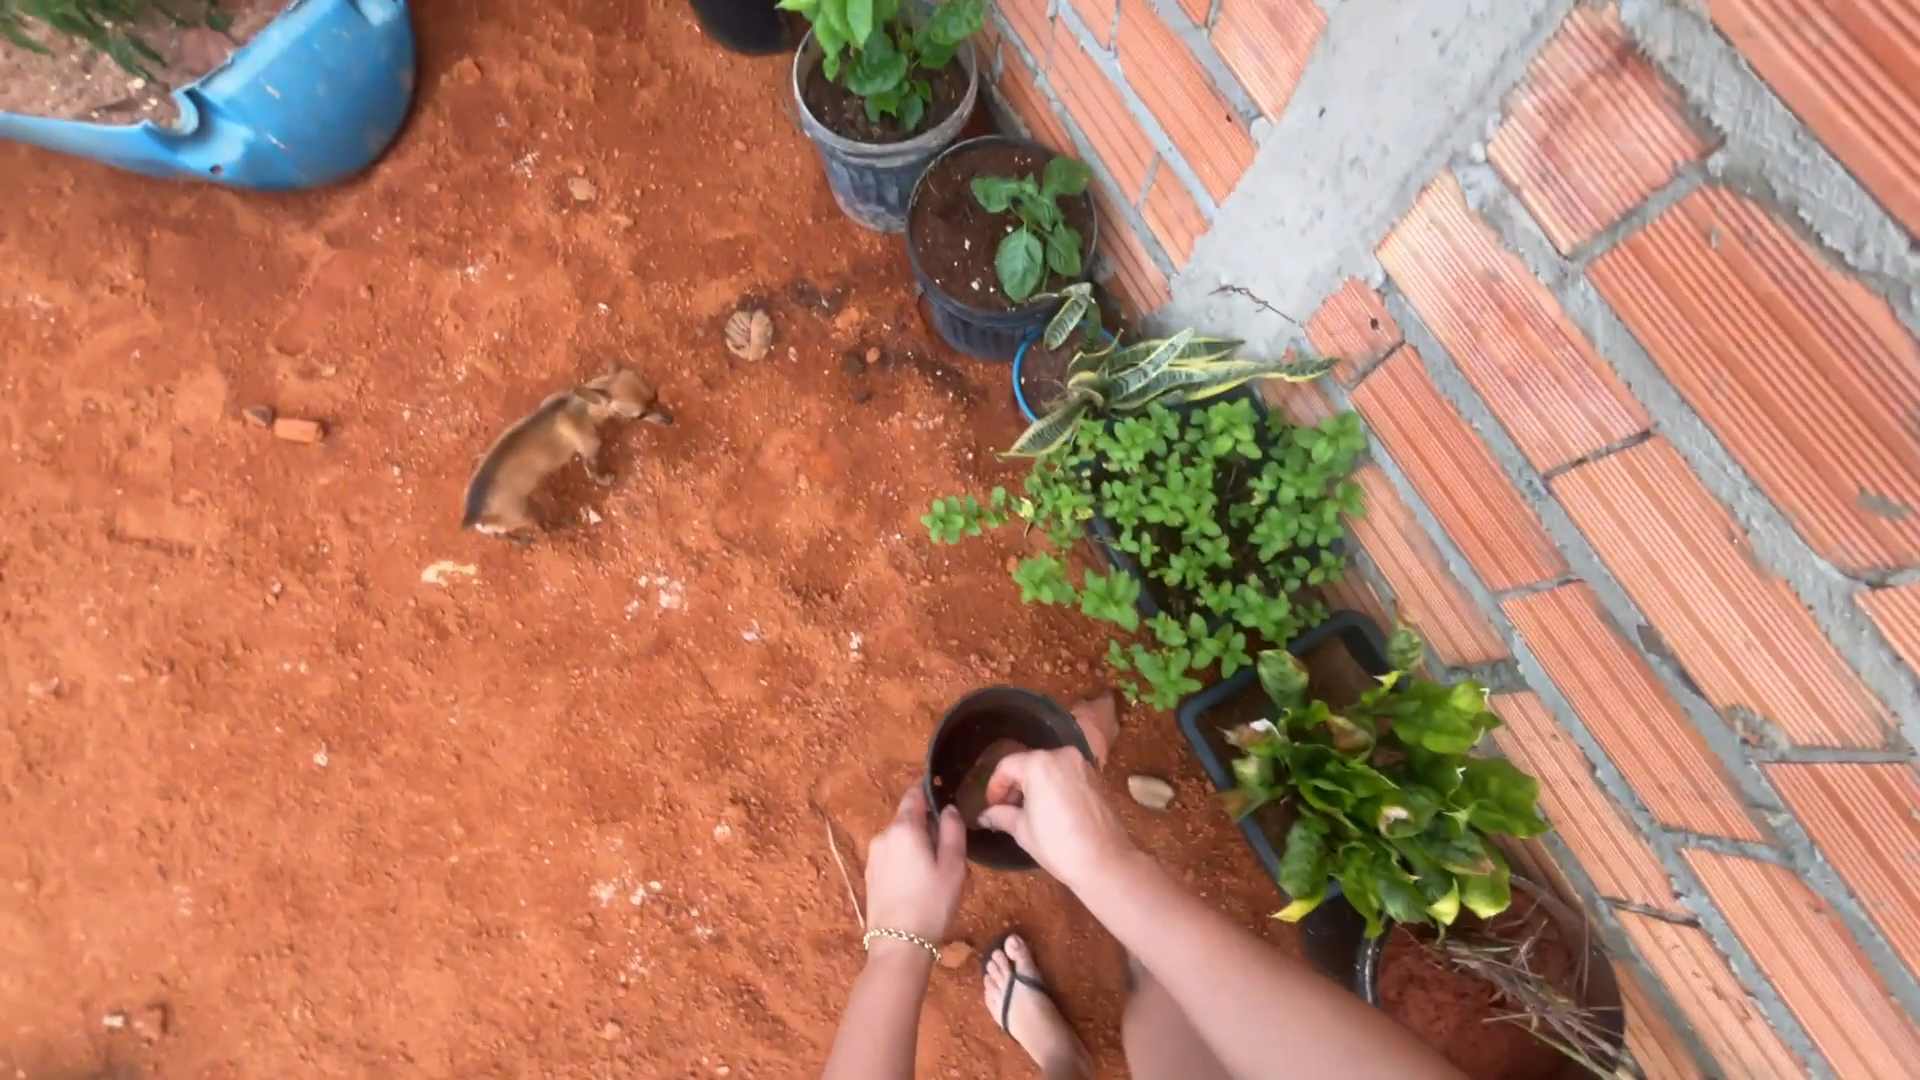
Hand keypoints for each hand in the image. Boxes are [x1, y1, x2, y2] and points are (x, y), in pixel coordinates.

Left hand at [862, 782, 966, 947]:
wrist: (898, 947)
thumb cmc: (931, 903)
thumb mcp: (953, 866)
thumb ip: (953, 831)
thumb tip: (948, 809)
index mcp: (904, 827)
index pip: (914, 794)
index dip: (929, 791)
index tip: (945, 796)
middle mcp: (884, 835)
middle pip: (908, 818)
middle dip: (927, 824)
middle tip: (949, 845)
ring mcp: (873, 856)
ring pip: (900, 838)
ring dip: (916, 843)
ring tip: (936, 868)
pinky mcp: (870, 875)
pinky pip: (892, 855)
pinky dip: (905, 859)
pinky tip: (918, 882)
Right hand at [978, 747, 1135, 890]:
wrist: (1104, 861)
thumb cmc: (1057, 844)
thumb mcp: (1022, 830)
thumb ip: (1001, 815)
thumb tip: (985, 815)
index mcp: (1039, 763)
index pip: (1007, 766)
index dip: (995, 786)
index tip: (991, 806)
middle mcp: (1061, 755)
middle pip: (1028, 764)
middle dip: (1014, 785)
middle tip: (1006, 810)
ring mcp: (1081, 764)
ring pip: (1047, 768)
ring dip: (1034, 785)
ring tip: (1027, 812)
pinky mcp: (1094, 776)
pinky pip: (1064, 774)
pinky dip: (1053, 785)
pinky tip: (1049, 809)